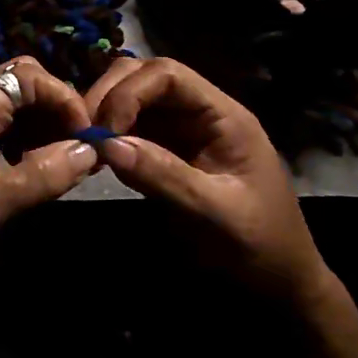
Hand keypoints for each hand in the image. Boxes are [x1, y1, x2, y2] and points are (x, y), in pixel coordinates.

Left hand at [0, 58, 100, 300]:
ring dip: (42, 122)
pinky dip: (23, 134)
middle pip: (21, 80)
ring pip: (12, 99)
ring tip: (64, 159)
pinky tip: (34, 164)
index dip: (64, 99)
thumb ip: (45, 174)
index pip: (30, 76)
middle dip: (55, 107)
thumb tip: (89, 150)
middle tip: (78, 146)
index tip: (86, 136)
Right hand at [85, 58, 329, 300]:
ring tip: (83, 146)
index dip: (129, 92)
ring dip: (102, 114)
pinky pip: (126, 128)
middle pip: (143, 77)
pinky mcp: (162, 151)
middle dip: (108, 97)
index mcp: (223, 116)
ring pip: (129, 98)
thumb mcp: (215, 214)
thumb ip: (164, 176)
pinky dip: (104, 137)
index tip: (103, 130)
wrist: (276, 282)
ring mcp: (178, 131)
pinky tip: (91, 157)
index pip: (168, 75)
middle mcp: (197, 114)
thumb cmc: (258, 247)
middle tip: (82, 133)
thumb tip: (105, 144)